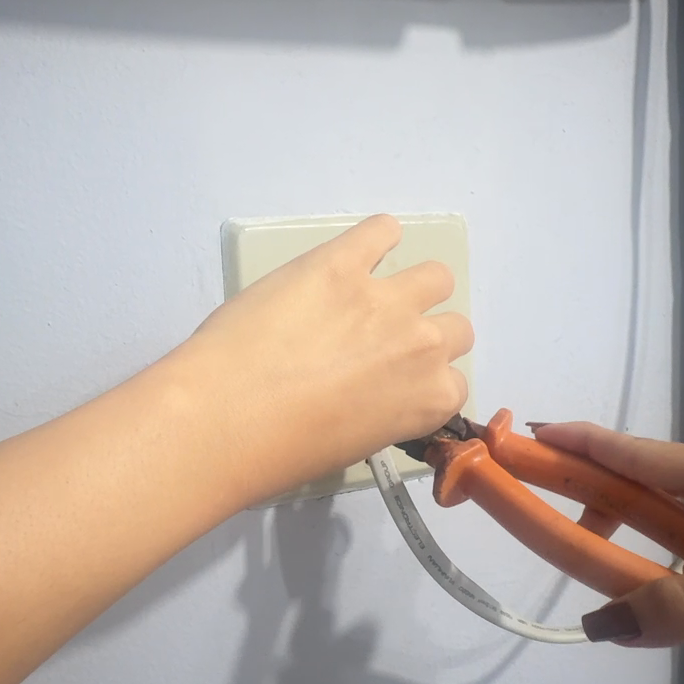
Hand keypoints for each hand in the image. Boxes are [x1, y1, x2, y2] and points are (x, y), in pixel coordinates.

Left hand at [177, 215, 471, 502]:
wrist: (227, 415)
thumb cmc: (284, 452)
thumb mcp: (352, 447)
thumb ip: (382, 413)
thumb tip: (371, 396)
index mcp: (430, 400)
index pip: (454, 383)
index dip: (424, 381)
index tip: (396, 383)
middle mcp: (425, 344)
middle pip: (456, 328)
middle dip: (424, 336)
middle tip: (382, 344)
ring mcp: (385, 297)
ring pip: (435, 276)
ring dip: (414, 288)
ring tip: (372, 298)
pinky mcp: (340, 261)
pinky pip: (380, 231)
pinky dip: (376, 238)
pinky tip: (358, 252)